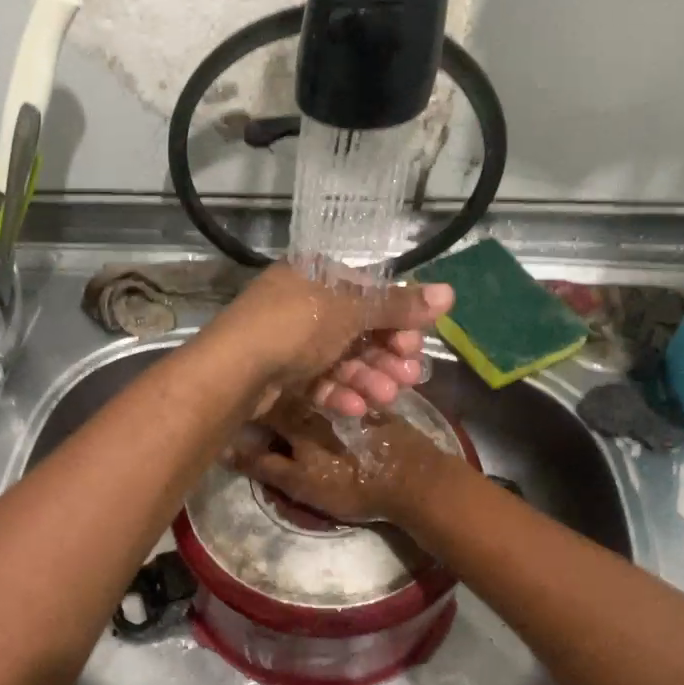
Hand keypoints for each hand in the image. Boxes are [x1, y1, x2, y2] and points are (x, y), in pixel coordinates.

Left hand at [210, 262, 451, 415]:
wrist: (233, 370)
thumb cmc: (295, 326)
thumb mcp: (351, 310)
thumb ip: (399, 306)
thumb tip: (450, 293)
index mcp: (314, 275)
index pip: (367, 294)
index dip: (397, 321)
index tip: (416, 345)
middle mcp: (300, 304)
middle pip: (356, 331)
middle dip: (385, 356)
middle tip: (410, 377)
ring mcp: (287, 342)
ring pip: (338, 360)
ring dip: (367, 379)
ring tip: (387, 398)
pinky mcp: (278, 375)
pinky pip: (316, 382)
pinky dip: (337, 393)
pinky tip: (357, 408)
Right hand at [227, 398, 469, 524]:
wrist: (418, 482)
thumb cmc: (352, 483)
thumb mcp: (300, 482)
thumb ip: (262, 464)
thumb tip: (223, 450)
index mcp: (297, 412)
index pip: (262, 397)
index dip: (247, 399)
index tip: (234, 402)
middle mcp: (323, 393)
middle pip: (292, 385)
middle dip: (276, 387)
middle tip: (262, 401)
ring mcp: (352, 391)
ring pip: (323, 383)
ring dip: (311, 389)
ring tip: (294, 402)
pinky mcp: (375, 399)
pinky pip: (348, 385)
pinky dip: (338, 390)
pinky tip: (335, 399)